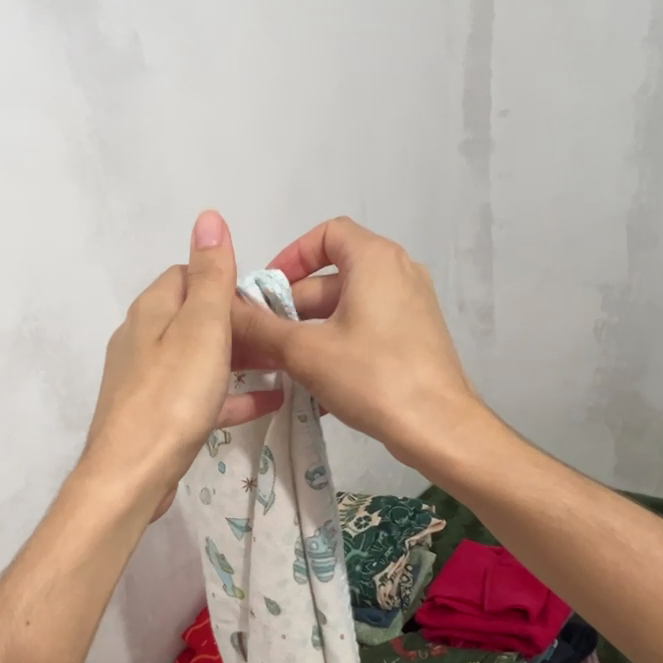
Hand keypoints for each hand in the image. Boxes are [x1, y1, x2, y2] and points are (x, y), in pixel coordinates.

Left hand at [81, 211, 282, 518]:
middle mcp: (143, 339)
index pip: (189, 275)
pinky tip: (266, 402)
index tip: (264, 303)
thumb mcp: (201, 329)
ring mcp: (147, 380)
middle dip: (237, 323)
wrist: (131, 475)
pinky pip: (199, 396)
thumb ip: (210, 275)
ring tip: (281, 366)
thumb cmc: (172, 398)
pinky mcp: (156, 417)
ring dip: (238, 358)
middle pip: (195, 318)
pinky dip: (229, 394)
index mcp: (152, 311)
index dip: (228, 282)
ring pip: (198, 358)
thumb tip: (208, 216)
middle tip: (280, 338)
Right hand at [230, 217, 484, 464]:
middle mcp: (398, 273)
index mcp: (375, 260)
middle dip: (292, 309)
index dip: (290, 257)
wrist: (438, 427)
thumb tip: (224, 310)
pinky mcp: (415, 339)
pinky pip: (366, 332)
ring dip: (310, 334)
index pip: (326, 234)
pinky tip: (315, 387)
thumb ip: (260, 328)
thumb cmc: (372, 377)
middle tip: (261, 342)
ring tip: (281, 369)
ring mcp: (411, 307)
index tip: (267, 291)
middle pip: (332, 278)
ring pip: (346, 310)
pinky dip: (337, 348)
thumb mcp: (305, 352)